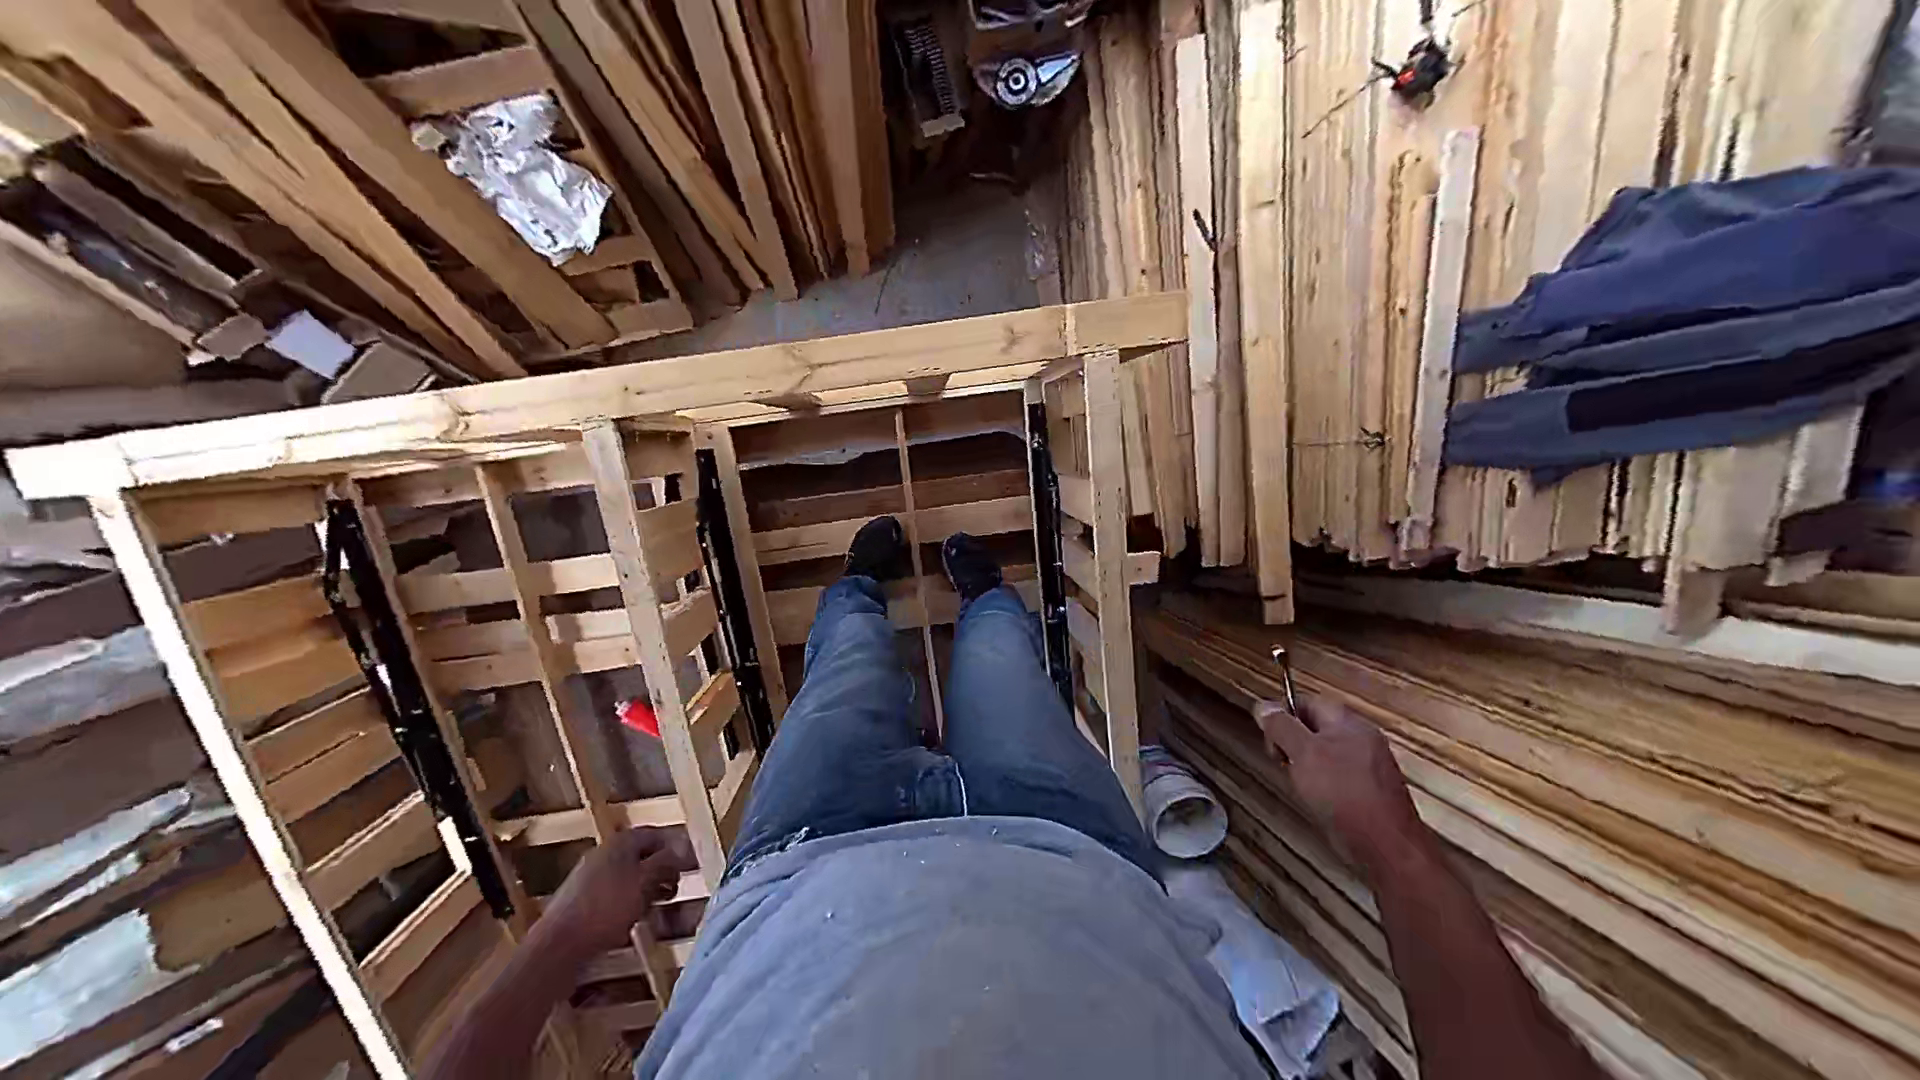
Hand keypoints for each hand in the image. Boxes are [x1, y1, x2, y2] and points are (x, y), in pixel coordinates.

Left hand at [539, 827, 696, 955]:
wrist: (557, 946)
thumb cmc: (608, 907)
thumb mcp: (647, 881)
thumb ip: (667, 862)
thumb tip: (682, 849)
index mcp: (621, 842)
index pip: (656, 835)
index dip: (675, 848)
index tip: (688, 866)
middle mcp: (604, 853)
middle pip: (642, 855)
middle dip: (662, 871)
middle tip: (675, 889)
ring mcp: (589, 877)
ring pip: (628, 876)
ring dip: (647, 889)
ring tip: (656, 906)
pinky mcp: (580, 901)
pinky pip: (614, 894)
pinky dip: (628, 902)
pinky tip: (632, 919)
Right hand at [1253, 696, 1424, 873]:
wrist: (1384, 847)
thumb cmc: (1345, 795)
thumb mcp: (1302, 753)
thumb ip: (1281, 726)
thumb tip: (1263, 706)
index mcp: (1349, 724)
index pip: (1307, 702)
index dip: (1284, 715)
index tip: (1271, 735)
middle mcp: (1361, 741)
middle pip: (1313, 728)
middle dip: (1292, 743)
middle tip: (1285, 760)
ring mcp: (1367, 767)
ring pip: (1321, 754)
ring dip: (1304, 766)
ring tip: (1302, 784)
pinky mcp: (1367, 792)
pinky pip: (1334, 777)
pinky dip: (1319, 784)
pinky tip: (1317, 800)